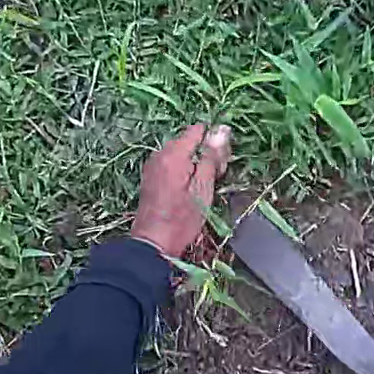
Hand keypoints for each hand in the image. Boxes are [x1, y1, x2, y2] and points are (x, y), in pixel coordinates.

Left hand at [129, 124, 232, 257]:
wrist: (153, 243)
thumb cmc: (182, 219)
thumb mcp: (203, 188)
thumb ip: (211, 157)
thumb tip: (222, 130)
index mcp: (173, 154)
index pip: (197, 130)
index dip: (214, 139)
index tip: (223, 158)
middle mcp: (159, 155)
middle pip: (188, 141)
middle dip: (205, 152)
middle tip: (217, 175)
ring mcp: (152, 166)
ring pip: (180, 153)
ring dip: (195, 163)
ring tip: (206, 184)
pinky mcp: (150, 178)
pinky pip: (170, 165)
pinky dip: (183, 171)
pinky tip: (191, 188)